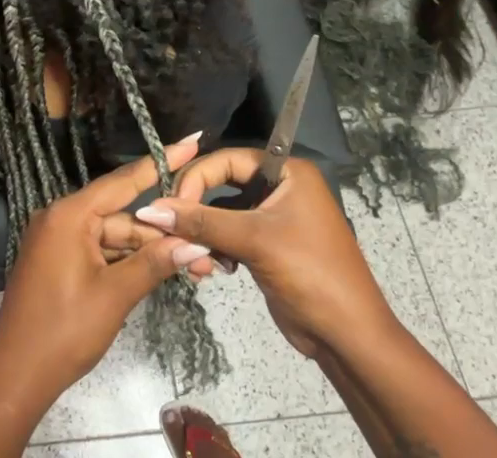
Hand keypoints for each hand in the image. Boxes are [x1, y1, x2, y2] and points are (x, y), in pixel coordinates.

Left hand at [0, 138, 211, 398]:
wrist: (17, 376)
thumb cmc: (64, 331)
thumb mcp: (115, 296)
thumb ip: (153, 263)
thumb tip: (193, 243)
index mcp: (69, 215)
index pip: (123, 181)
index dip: (159, 162)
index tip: (190, 141)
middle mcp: (60, 219)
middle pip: (121, 215)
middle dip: (162, 231)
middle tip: (205, 243)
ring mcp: (58, 242)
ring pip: (113, 237)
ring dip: (149, 251)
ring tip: (195, 265)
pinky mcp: (59, 263)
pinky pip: (99, 252)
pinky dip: (127, 262)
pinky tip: (160, 270)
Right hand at [137, 151, 393, 359]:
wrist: (347, 336)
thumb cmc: (309, 274)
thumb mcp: (254, 241)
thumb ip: (201, 221)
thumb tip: (148, 210)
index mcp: (287, 172)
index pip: (227, 159)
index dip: (196, 179)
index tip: (171, 207)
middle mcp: (280, 188)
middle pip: (221, 185)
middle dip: (196, 212)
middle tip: (174, 234)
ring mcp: (273, 218)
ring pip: (221, 214)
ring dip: (203, 236)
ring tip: (197, 262)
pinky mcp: (266, 246)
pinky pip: (228, 236)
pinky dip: (214, 250)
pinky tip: (211, 270)